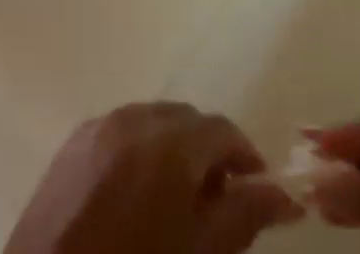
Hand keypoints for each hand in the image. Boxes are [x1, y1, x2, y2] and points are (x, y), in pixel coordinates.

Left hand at [5, 103, 303, 253]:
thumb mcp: (202, 250)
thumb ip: (247, 214)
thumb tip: (287, 196)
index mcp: (171, 141)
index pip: (224, 130)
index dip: (245, 157)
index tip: (256, 190)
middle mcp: (135, 119)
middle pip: (187, 120)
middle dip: (208, 150)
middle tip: (216, 199)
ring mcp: (99, 127)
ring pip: (152, 122)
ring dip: (173, 147)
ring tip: (175, 197)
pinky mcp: (71, 143)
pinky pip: (119, 131)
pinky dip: (138, 149)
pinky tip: (136, 191)